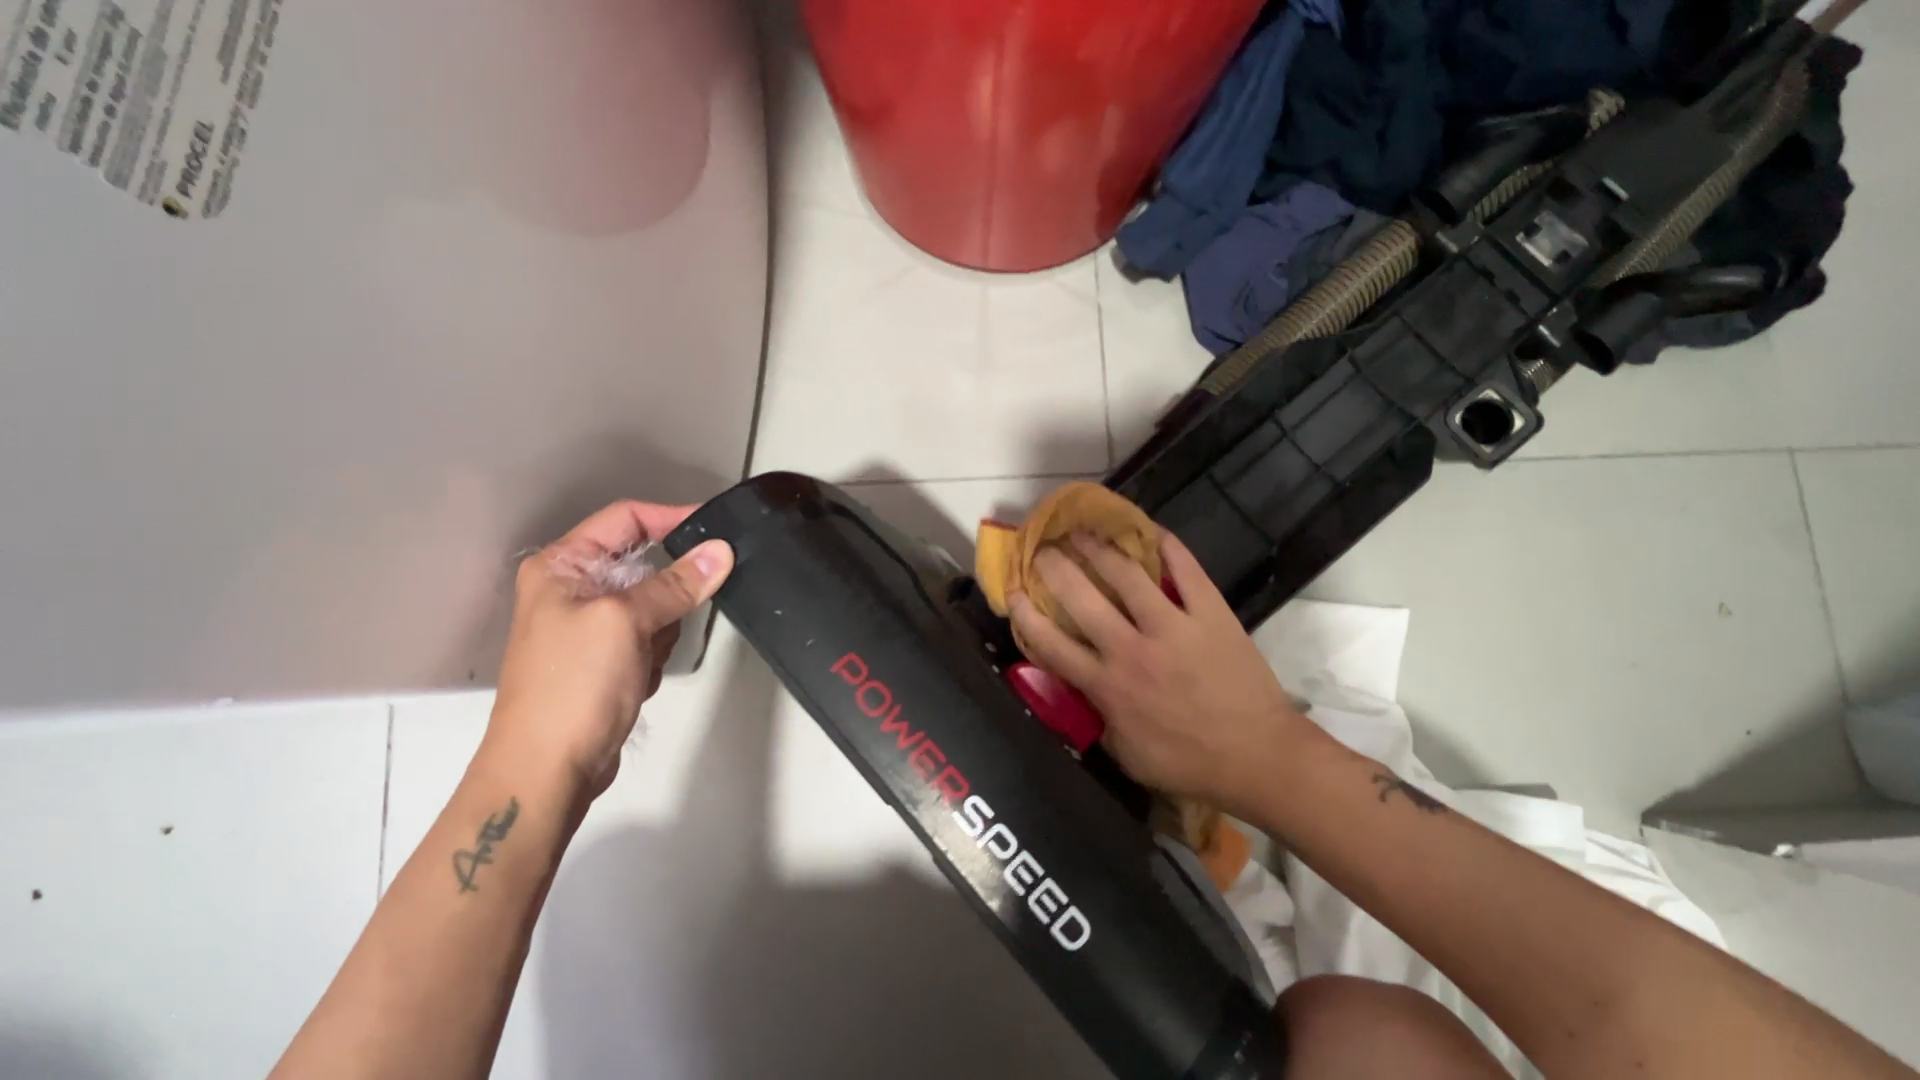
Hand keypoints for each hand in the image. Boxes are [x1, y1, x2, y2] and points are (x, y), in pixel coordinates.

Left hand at [488, 501, 733, 799]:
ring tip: (641, 661)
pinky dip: (652, 657)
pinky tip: (636, 682)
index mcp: (562, 566)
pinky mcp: (604, 661)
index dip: (672, 518)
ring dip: (660, 633)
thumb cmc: (573, 685)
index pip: (626, 519)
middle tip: (669, 619)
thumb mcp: (627, 622)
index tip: (718, 530)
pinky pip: (649, 640)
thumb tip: (721, 550)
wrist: (547, 769)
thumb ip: (677, 584)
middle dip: (666, 594)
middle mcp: (572, 590)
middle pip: (645, 565)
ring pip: (655, 605)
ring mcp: (588, 627)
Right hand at [1009, 532, 1317, 815]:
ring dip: (1098, 548)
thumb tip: (1072, 692)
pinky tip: (1149, 530)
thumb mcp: (1125, 755)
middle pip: (1080, 596)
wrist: (1257, 756)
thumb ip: (1095, 719)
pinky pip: (1186, 569)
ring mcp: (1173, 626)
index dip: (1026, 614)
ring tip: (1083, 532)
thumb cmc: (1188, 763)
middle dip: (1054, 566)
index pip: (1052, 642)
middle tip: (1043, 549)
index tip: (1013, 591)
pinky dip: (1166, 546)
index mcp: (1108, 686)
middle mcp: (1132, 649)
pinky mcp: (1210, 613)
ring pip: (1126, 574)